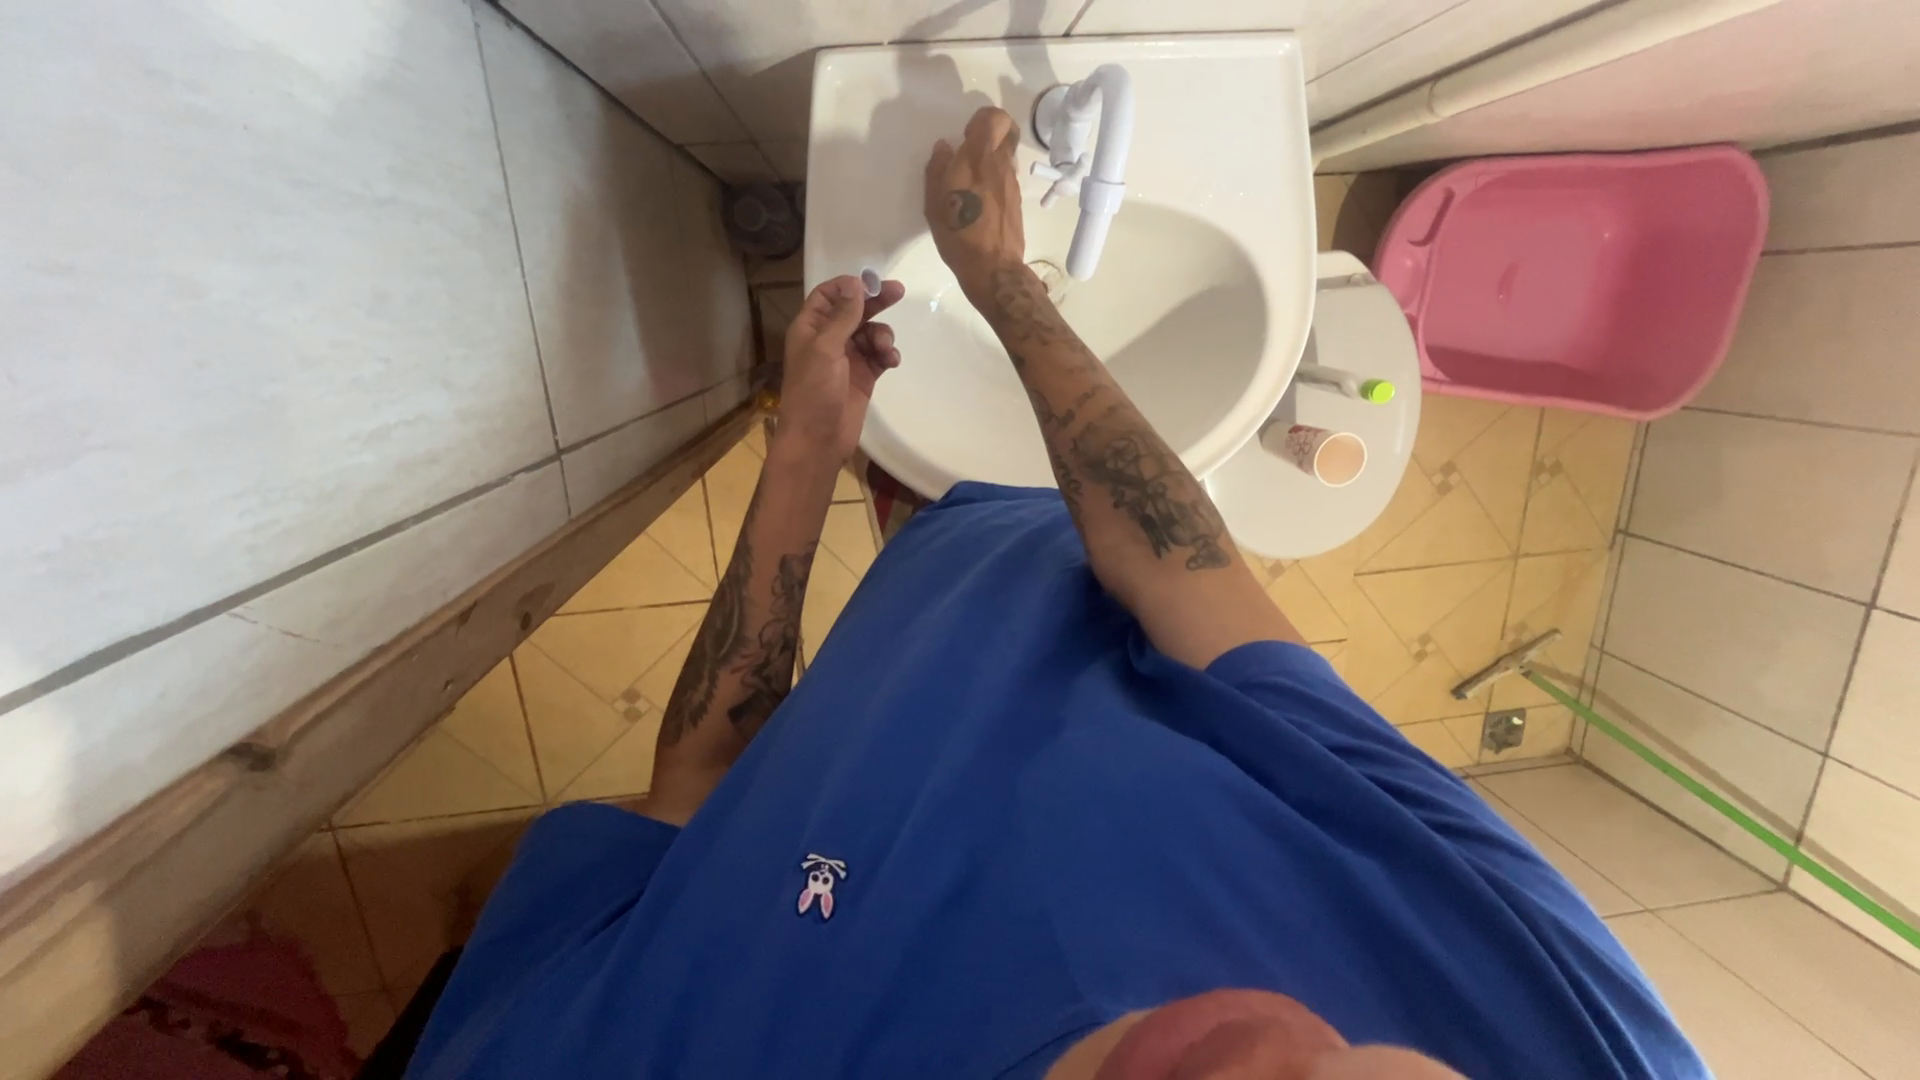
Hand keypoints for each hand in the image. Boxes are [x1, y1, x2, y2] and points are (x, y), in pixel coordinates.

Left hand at [780, 274, 904, 462]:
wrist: (818, 440)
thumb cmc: (813, 392)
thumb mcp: (826, 349)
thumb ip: (843, 316)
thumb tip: (856, 284)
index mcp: (810, 328)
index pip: (827, 295)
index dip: (848, 287)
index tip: (870, 284)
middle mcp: (828, 340)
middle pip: (854, 311)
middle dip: (875, 302)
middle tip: (898, 292)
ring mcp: (847, 359)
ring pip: (870, 333)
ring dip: (882, 335)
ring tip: (886, 349)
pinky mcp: (863, 377)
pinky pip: (879, 357)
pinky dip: (887, 355)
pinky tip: (892, 362)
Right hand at [925, 106, 1025, 299]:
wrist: (992, 267)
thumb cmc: (958, 234)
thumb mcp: (934, 204)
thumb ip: (938, 169)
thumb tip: (945, 147)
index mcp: (977, 159)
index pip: (993, 118)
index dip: (981, 119)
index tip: (966, 134)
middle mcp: (999, 165)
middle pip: (1007, 131)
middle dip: (993, 133)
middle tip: (974, 149)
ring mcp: (1012, 184)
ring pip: (1007, 156)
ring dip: (993, 160)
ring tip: (974, 182)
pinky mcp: (1017, 202)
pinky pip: (1007, 179)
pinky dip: (996, 181)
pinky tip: (981, 202)